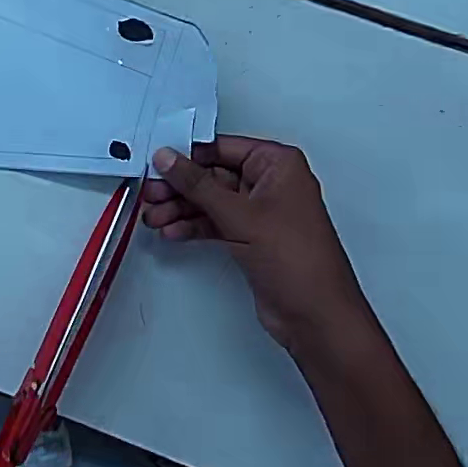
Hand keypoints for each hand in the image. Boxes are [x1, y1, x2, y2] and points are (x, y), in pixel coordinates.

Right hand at [144, 137, 369, 348]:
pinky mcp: (250, 235)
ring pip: (209, 199)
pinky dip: (192, 225)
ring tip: (155, 217)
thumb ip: (197, 184)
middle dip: (178, 187)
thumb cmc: (300, 262)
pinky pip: (213, 221)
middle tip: (152, 194)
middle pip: (210, 174)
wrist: (316, 319)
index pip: (220, 147)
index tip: (157, 163)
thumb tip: (169, 159)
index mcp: (277, 164)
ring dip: (180, 208)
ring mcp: (259, 210)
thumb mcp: (239, 215)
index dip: (186, 155)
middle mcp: (269, 183)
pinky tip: (173, 231)